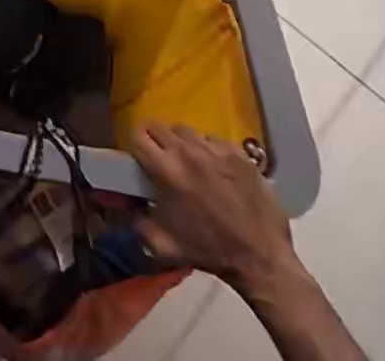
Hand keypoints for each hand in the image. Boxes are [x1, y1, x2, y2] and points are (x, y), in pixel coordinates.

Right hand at [132, 122, 296, 284]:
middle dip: (154, 140)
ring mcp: (214, 150)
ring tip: (188, 162)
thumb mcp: (162, 245)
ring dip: (181, 143)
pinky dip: (208, 149)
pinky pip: (213, 139)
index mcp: (166, 170)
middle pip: (158, 126)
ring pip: (185, 130)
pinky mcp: (237, 153)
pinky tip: (214, 168)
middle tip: (160, 159)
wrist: (260, 258)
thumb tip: (123, 204)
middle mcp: (187, 152)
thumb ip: (135, 221)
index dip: (135, 146)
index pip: (138, 136)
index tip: (140, 160)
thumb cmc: (208, 252)